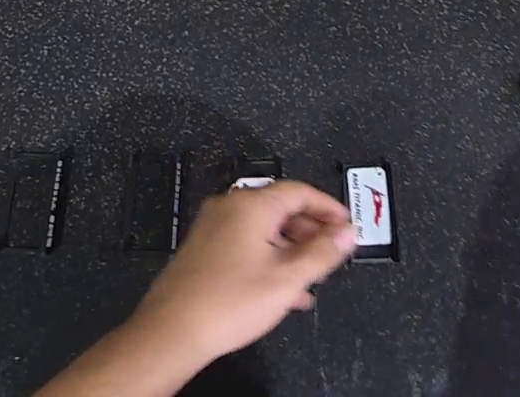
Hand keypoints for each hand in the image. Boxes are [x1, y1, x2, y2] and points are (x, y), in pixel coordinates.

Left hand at [128, 179, 357, 361]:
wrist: (175, 329)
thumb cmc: (222, 303)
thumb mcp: (287, 278)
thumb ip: (321, 253)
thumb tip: (344, 234)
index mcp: (251, 205)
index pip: (300, 191)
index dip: (328, 206)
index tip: (344, 222)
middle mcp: (230, 207)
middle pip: (281, 206)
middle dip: (311, 228)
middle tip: (332, 246)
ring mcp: (215, 224)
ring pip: (264, 226)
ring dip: (291, 245)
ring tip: (310, 271)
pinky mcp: (206, 244)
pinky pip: (247, 240)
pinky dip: (269, 254)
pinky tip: (280, 284)